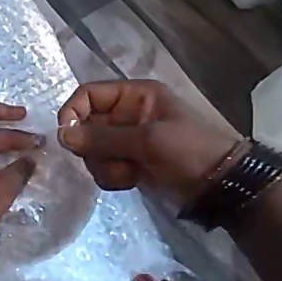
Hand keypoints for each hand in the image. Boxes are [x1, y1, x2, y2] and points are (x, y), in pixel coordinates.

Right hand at [56, 80, 241, 201]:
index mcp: (134, 95)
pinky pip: (104, 168)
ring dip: (105, 166)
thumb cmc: (189, 151)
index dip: (73, 112)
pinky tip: (133, 181)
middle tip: (112, 159)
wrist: (219, 186)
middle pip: (86, 126)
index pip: (88, 94)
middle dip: (94, 148)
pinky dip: (114, 177)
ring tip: (130, 173)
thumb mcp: (148, 140)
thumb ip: (103, 138)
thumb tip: (62, 136)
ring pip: (92, 152)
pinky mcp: (129, 163)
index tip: (67, 137)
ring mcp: (127, 140)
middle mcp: (126, 114)